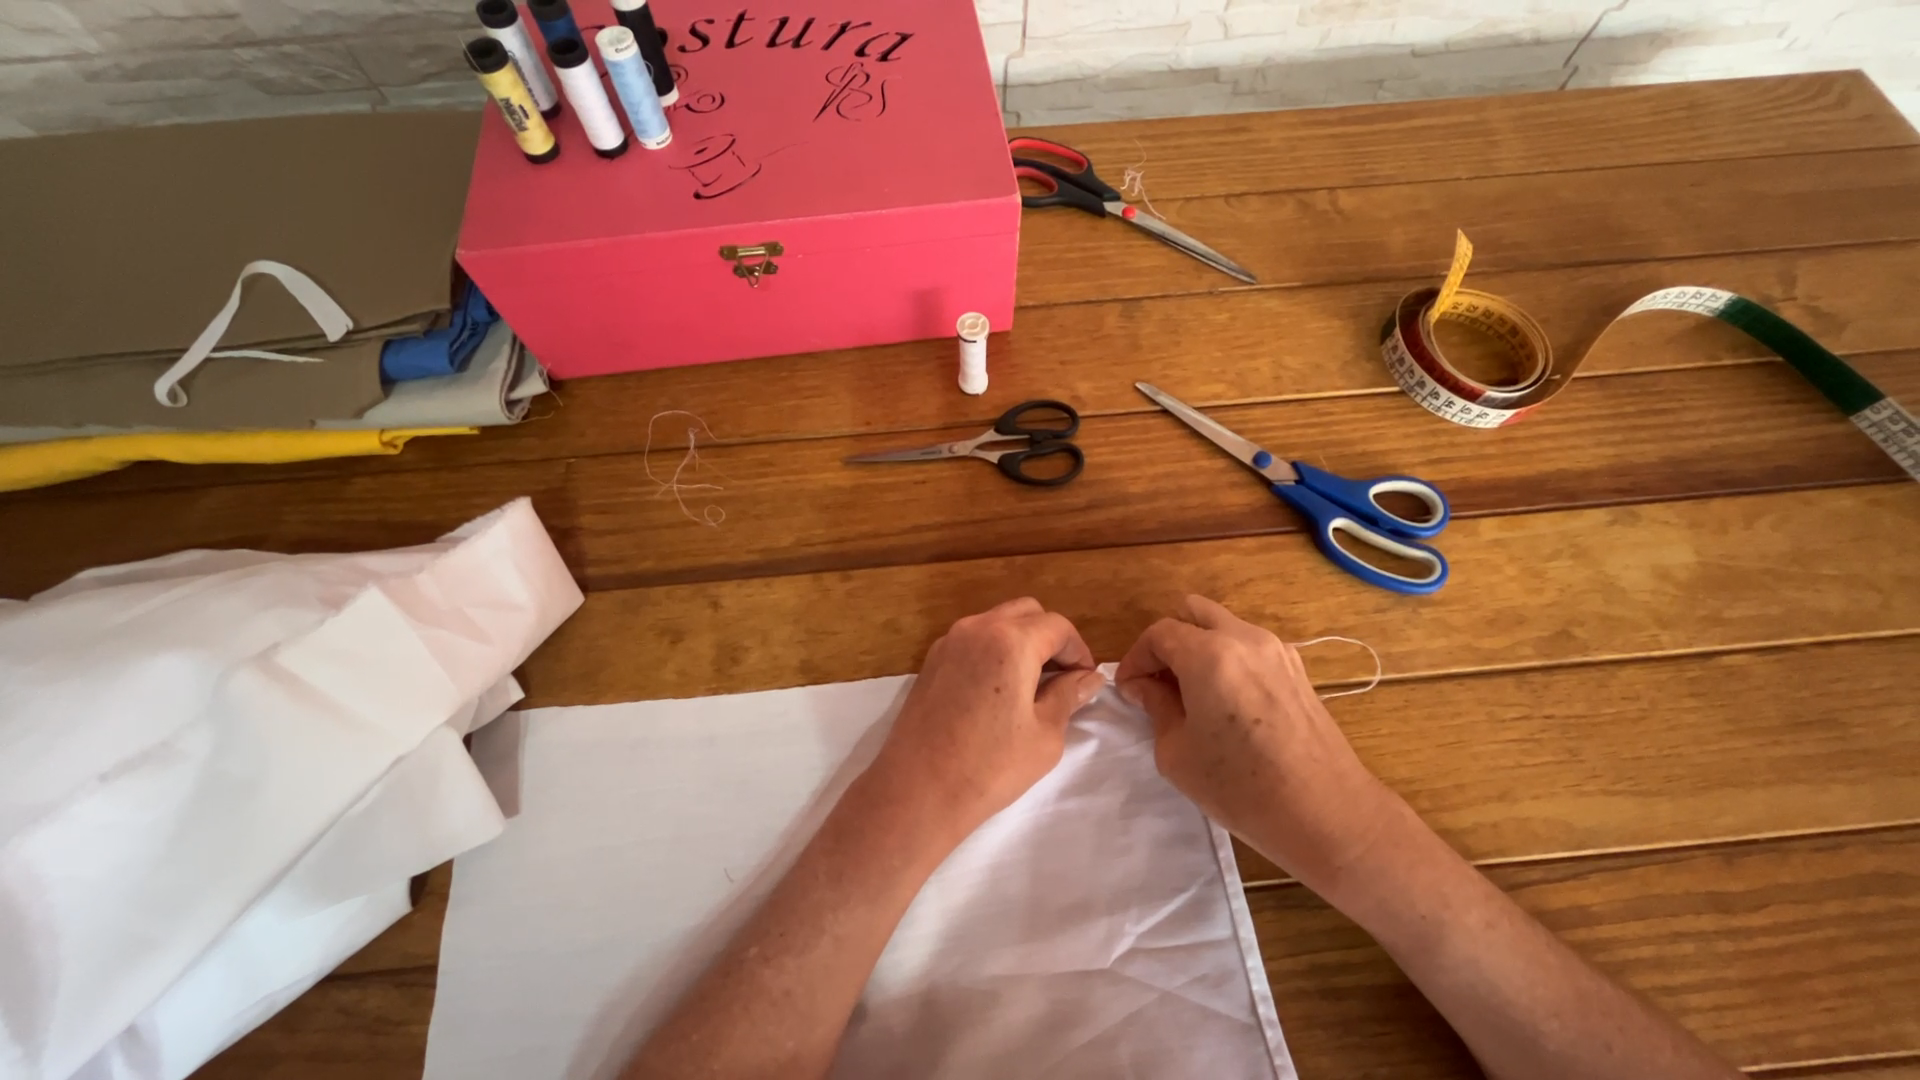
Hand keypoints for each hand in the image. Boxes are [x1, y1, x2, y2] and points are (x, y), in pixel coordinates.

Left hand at [865, 598, 1104, 844]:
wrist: (918, 790)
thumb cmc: (990, 766)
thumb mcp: (1045, 733)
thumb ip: (1068, 695)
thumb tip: (1089, 678)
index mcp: (1010, 641)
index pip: (1057, 627)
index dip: (1078, 651)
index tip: (1085, 681)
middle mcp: (977, 628)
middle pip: (1027, 613)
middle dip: (1051, 639)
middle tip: (1062, 679)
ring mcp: (949, 642)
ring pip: (997, 622)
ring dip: (1022, 641)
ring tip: (1033, 686)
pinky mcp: (931, 661)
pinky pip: (973, 640)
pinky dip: (995, 650)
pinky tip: (1000, 690)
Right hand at [1113, 595, 1400, 890]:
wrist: (1324, 813)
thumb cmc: (1241, 787)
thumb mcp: (1178, 752)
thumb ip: (1156, 707)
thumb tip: (1144, 686)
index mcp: (1210, 654)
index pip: (1159, 633)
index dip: (1136, 659)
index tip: (1130, 691)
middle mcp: (1245, 639)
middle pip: (1193, 612)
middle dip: (1167, 641)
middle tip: (1158, 682)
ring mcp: (1277, 651)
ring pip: (1224, 626)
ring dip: (1198, 647)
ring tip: (1189, 694)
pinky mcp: (1297, 670)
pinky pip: (1249, 646)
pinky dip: (1226, 659)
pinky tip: (1224, 703)